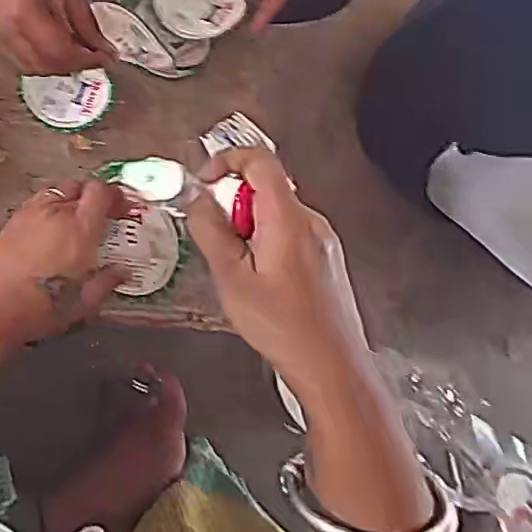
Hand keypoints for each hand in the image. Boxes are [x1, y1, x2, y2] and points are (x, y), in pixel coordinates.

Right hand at [0, 0, 111, 73]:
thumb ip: (84, 21)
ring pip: (32, 67)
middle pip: (46, 66)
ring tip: (77, 51)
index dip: (86, 60)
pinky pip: (20, 58)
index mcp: (26, 15)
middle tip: (95, 56)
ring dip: (57, 65)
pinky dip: (41, 58)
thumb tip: (102, 48)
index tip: (105, 58)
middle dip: (73, 65)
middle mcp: (7, 30)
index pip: (61, 54)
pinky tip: (56, 45)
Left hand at [0, 180, 130, 346]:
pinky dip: (52, 205)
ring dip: (73, 198)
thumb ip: (106, 282)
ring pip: (59, 190)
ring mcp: (33, 211)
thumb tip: (122, 271)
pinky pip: (40, 200)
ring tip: (76, 218)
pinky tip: (51, 225)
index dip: (114, 195)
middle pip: (81, 187)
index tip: (122, 208)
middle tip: (102, 214)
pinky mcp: (15, 218)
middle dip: (96, 197)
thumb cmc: (43, 308)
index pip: (100, 192)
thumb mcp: (84, 303)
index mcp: (80, 229)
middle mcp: (57, 212)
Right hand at [184, 149, 370, 397]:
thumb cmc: (284, 328)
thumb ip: (209, 229)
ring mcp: (323, 240)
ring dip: (248, 228)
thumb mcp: (231, 277)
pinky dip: (266, 242)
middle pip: (264, 188)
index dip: (227, 159)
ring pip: (274, 212)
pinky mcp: (326, 259)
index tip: (205, 180)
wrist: (335, 372)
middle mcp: (311, 222)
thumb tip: (196, 197)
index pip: (260, 160)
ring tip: (243, 272)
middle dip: (234, 207)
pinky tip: (263, 282)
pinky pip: (288, 231)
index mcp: (288, 219)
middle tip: (222, 244)